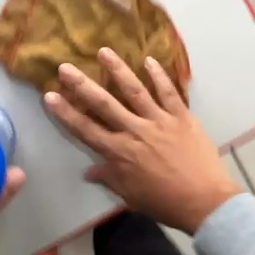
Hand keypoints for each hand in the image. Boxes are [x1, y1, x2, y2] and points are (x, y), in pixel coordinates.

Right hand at [44, 49, 241, 233]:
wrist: (204, 202)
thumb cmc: (165, 203)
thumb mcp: (131, 196)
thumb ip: (110, 178)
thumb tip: (89, 171)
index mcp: (120, 153)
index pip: (86, 129)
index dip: (66, 113)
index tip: (50, 95)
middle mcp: (135, 132)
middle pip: (105, 104)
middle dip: (83, 85)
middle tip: (66, 66)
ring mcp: (159, 121)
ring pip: (135, 91)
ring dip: (118, 70)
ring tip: (104, 51)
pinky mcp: (182, 117)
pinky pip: (169, 92)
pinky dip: (159, 76)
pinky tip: (149, 60)